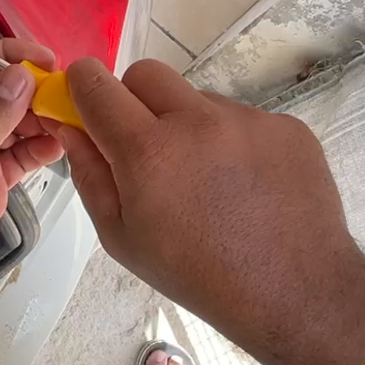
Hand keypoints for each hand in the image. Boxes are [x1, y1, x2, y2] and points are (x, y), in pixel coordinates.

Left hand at [0, 39, 65, 315]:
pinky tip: (58, 147)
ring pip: (12, 123)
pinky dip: (40, 149)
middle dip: (29, 88)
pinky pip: (20, 155)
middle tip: (62, 91)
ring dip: (39, 119)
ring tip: (65, 120)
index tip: (40, 58)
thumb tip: (18, 79)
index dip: (4, 57)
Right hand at [57, 58, 364, 354]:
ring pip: (197, 100)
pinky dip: (231, 143)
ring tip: (205, 182)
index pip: (97, 85)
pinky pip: (241, 119)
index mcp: (147, 151)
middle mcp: (197, 120)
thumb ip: (90, 175)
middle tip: (144, 146)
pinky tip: (243, 187)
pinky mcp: (286, 125)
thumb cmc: (192, 273)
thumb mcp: (120, 238)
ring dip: (187, 126)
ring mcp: (247, 118)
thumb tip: (72, 129)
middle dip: (132, 99)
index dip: (81, 87)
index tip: (83, 102)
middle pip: (146, 74)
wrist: (292, 290)